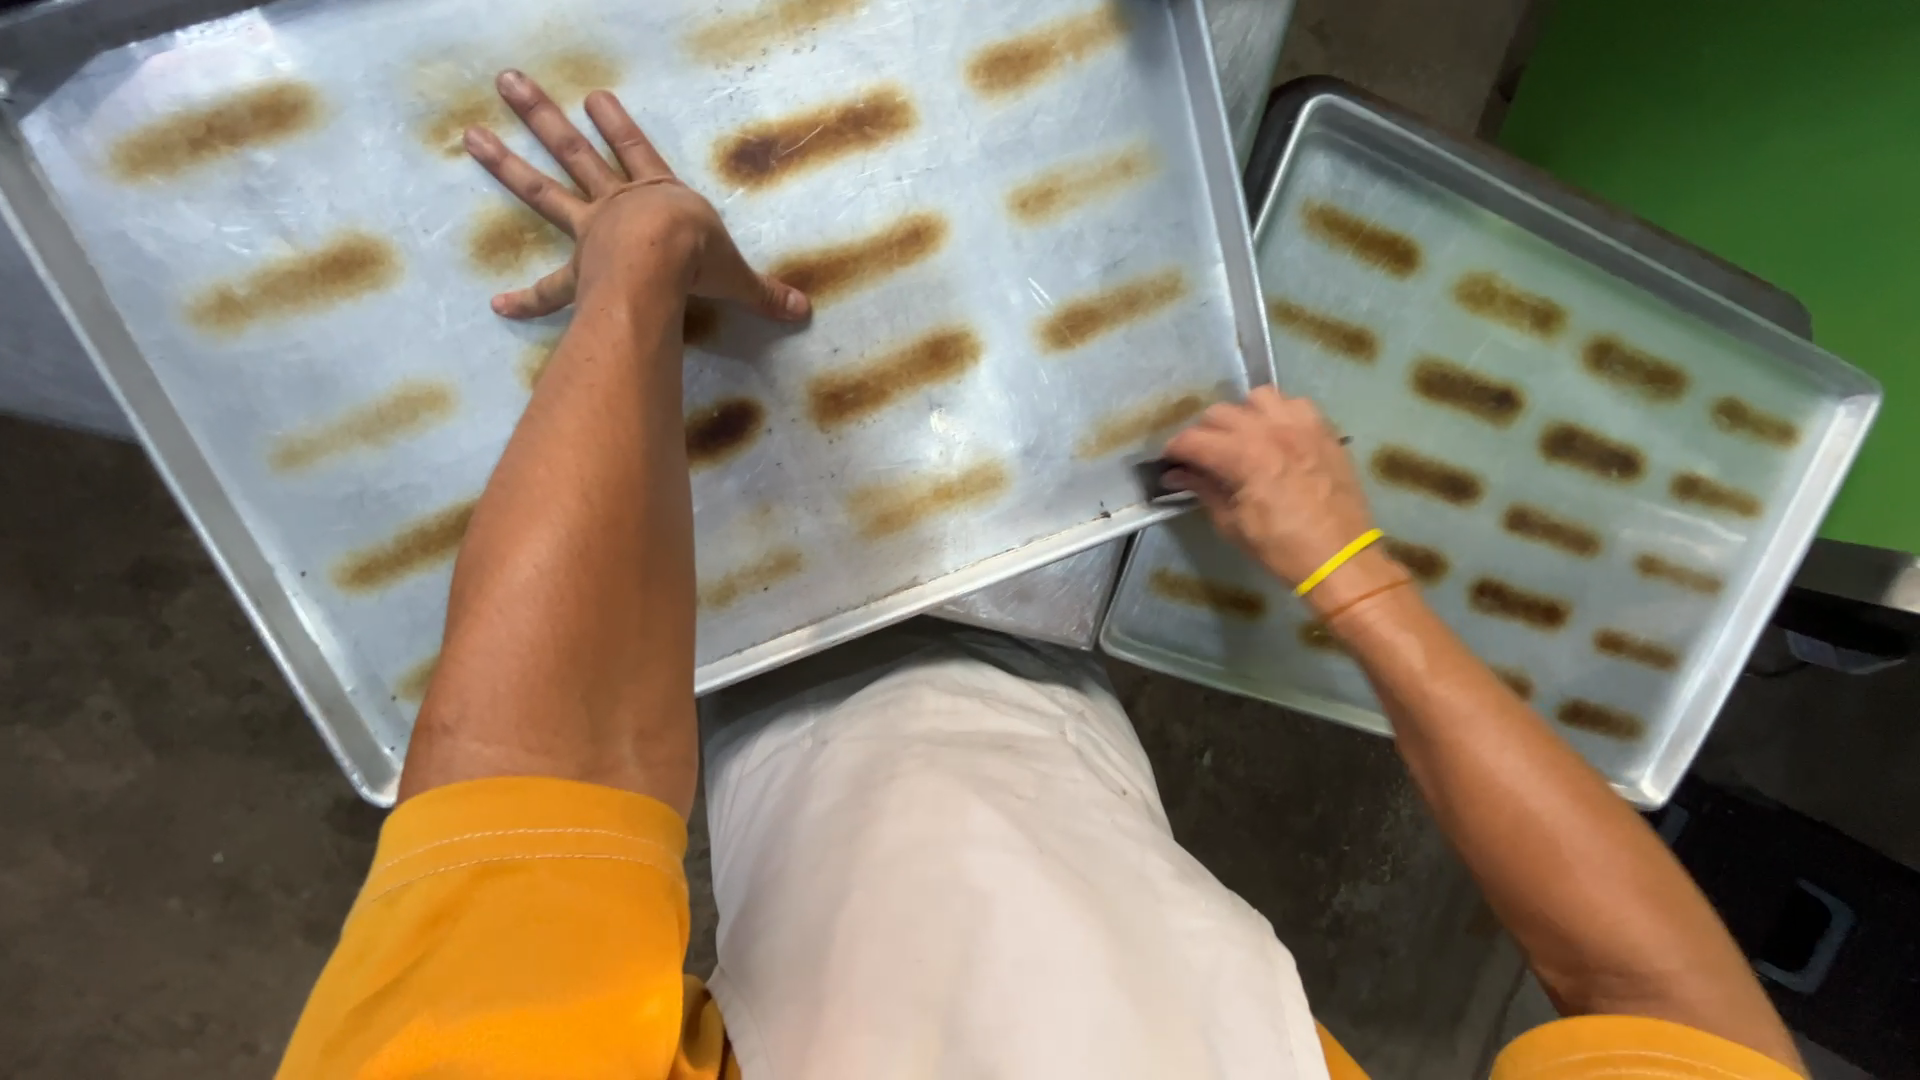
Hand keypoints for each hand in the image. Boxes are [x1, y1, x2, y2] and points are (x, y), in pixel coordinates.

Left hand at [464, 70, 808, 322]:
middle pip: (576, 155)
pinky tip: (499, 306)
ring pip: (545, 192)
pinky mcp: (581, 268)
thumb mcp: (739, 276)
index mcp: (660, 198)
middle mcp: (619, 204)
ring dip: (508, 165)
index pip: (638, 152)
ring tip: (470, 136)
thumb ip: (766, 294)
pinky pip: (551, 288)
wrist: (663, 262)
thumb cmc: (700, 258)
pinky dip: (528, 300)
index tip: (594, 98)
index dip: (619, 127)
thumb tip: (803, 310)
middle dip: (544, 120)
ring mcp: (593, 231)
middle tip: (509, 83)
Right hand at [1163, 387, 1401, 608]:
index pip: (1193, 440)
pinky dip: (1277, 413)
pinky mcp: (1324, 430)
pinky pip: (1294, 403)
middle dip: (1203, 434)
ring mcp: (1301, 426)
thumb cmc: (1280, 548)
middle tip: (1202, 457)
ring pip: (1256, 398)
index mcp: (1244, 458)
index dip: (1174, 450)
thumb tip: (1176, 474)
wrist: (1340, 558)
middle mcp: (1271, 431)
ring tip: (1241, 439)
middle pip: (1219, 413)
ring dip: (1241, 415)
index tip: (1169, 462)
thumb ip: (1203, 489)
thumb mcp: (1231, 523)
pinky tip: (1275, 435)